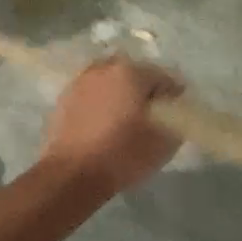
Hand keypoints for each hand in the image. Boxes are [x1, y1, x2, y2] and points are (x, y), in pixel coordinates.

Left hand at [39, 56, 184, 193]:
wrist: (73, 172)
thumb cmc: (123, 154)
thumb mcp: (165, 140)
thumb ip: (177, 117)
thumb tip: (175, 108)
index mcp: (129, 71)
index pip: (163, 77)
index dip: (174, 97)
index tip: (176, 115)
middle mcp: (102, 68)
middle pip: (134, 74)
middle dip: (145, 91)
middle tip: (152, 117)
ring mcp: (79, 81)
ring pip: (110, 82)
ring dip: (121, 95)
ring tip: (126, 120)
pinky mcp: (64, 98)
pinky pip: (91, 94)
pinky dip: (101, 102)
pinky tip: (104, 123)